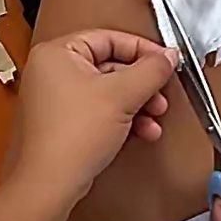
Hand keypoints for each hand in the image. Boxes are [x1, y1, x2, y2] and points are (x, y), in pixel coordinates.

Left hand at [11, 30, 178, 204]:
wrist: (53, 182)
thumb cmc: (70, 138)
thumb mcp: (122, 95)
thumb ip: (151, 71)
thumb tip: (167, 56)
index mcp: (58, 53)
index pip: (108, 38)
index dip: (141, 49)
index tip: (163, 61)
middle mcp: (54, 72)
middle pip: (111, 67)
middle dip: (142, 85)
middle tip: (160, 94)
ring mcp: (58, 99)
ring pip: (110, 92)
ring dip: (138, 105)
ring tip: (154, 117)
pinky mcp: (66, 123)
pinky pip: (102, 112)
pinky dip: (124, 120)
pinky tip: (142, 131)